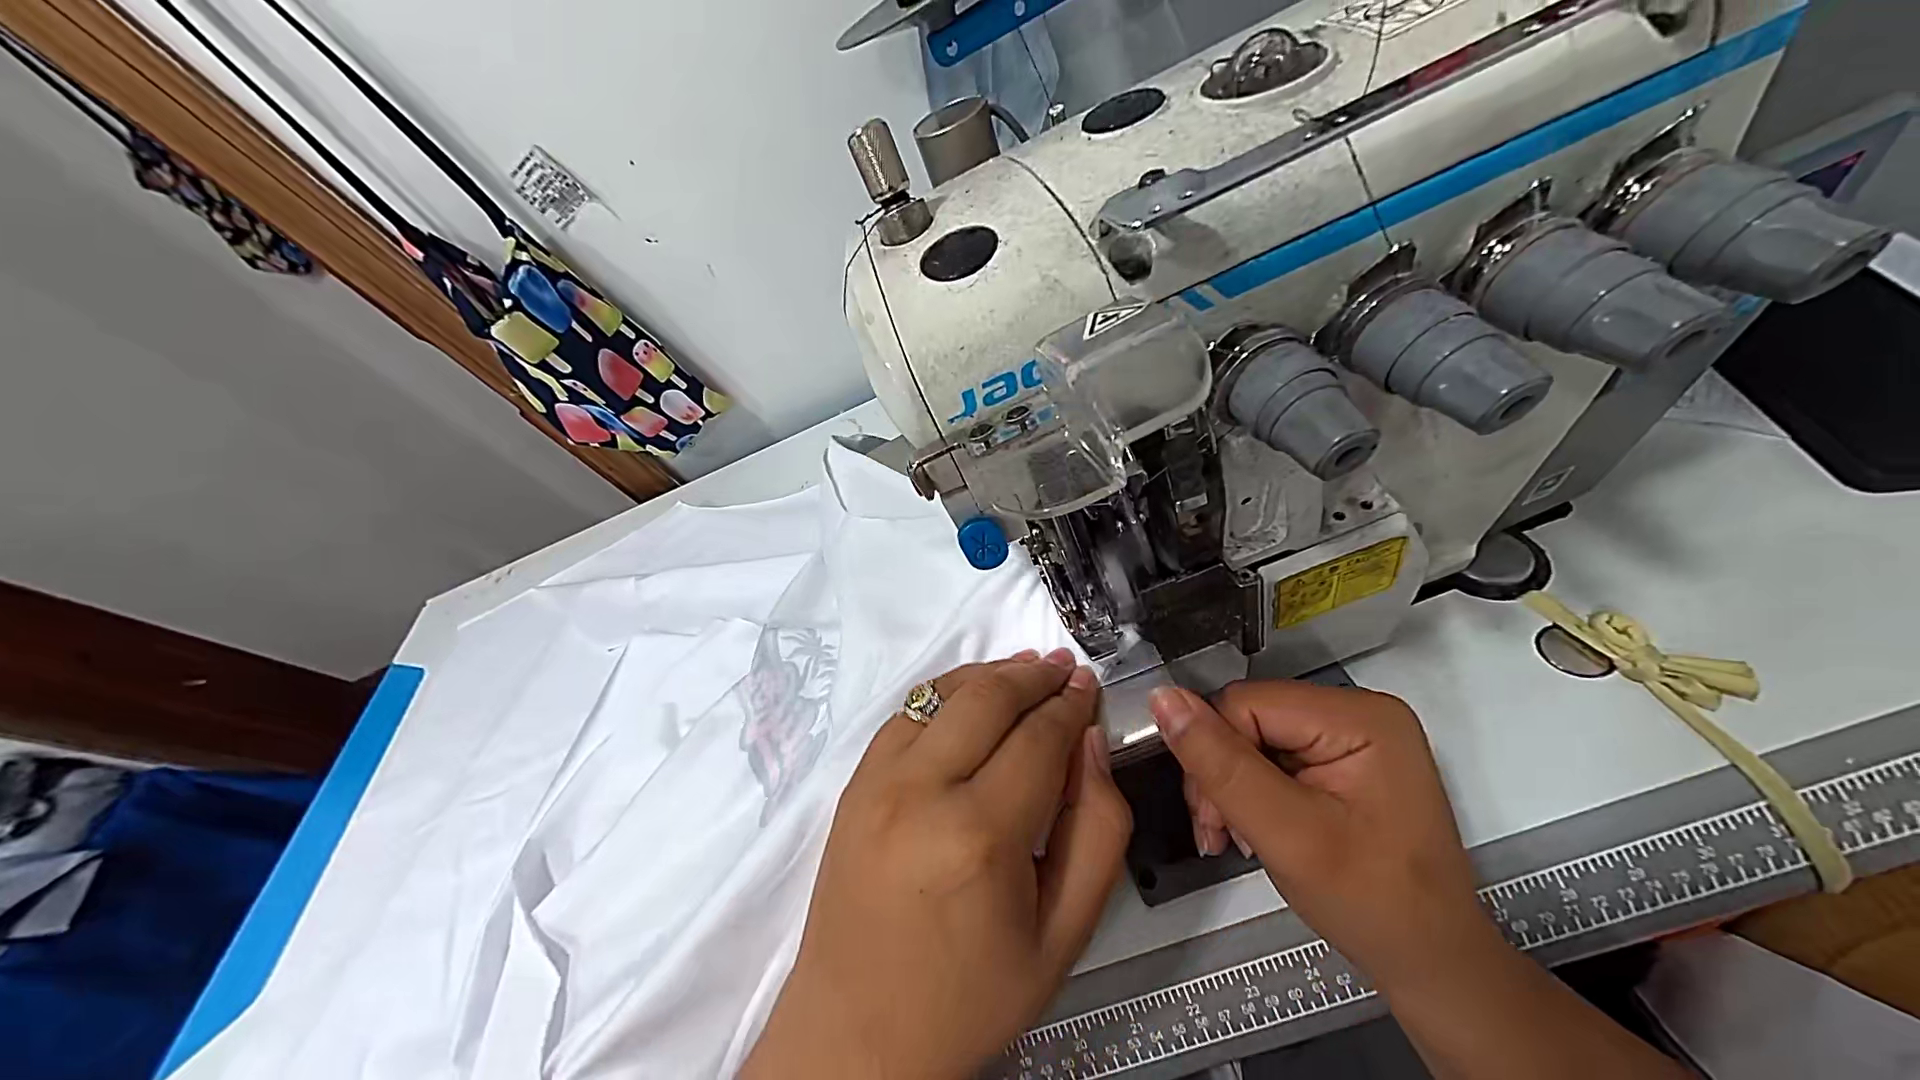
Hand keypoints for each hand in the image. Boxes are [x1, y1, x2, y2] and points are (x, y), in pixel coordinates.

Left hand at [742, 650, 1132, 1079]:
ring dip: (988, 675)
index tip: (1089, 687)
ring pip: (941, 694)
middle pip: (987, 698)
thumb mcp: (1063, 935)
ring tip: (1025, 671)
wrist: (858, 1035)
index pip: (1038, 738)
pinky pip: (904, 716)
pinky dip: (943, 695)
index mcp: (979, 836)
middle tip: (1063, 669)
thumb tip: (1089, 745)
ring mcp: (876, 783)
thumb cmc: (971, 996)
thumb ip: (1096, 831)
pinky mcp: (852, 786)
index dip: (1070, 705)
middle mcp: (919, 792)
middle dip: (1033, 676)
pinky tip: (969, 699)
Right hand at [1148, 680, 1491, 987]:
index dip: (1214, 753)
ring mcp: (1349, 736)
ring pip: (1248, 738)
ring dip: (1228, 787)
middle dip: (1219, 775)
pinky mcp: (1338, 759)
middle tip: (1219, 830)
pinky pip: (1267, 755)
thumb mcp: (1286, 833)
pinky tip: (1251, 826)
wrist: (1428, 961)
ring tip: (1233, 835)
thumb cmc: (1375, 904)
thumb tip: (1165, 701)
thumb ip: (1221, 763)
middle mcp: (1356, 713)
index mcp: (1359, 717)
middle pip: (1244, 719)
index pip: (1243, 704)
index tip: (1214, 814)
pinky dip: (1247, 792)